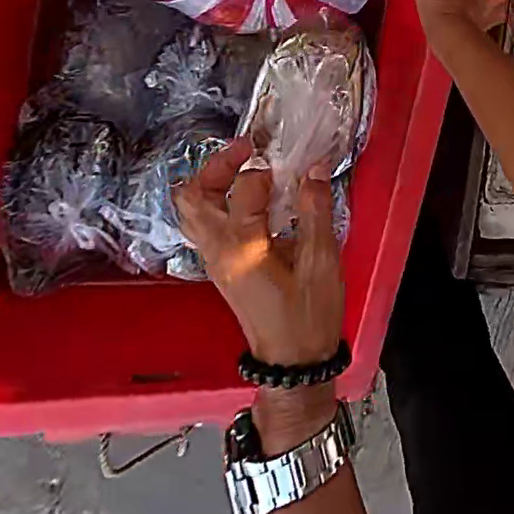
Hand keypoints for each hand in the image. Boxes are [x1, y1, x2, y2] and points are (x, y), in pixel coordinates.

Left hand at [176, 137, 343, 368]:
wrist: (292, 363)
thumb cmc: (309, 315)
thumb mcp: (321, 262)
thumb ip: (315, 210)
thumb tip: (314, 168)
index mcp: (242, 247)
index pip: (244, 189)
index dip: (267, 171)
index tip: (293, 166)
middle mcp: (218, 250)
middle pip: (193, 194)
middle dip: (218, 165)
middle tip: (248, 150)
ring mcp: (213, 259)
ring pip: (192, 209)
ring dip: (212, 181)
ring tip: (246, 168)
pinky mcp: (219, 265)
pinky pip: (204, 222)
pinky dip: (218, 200)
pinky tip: (249, 198)